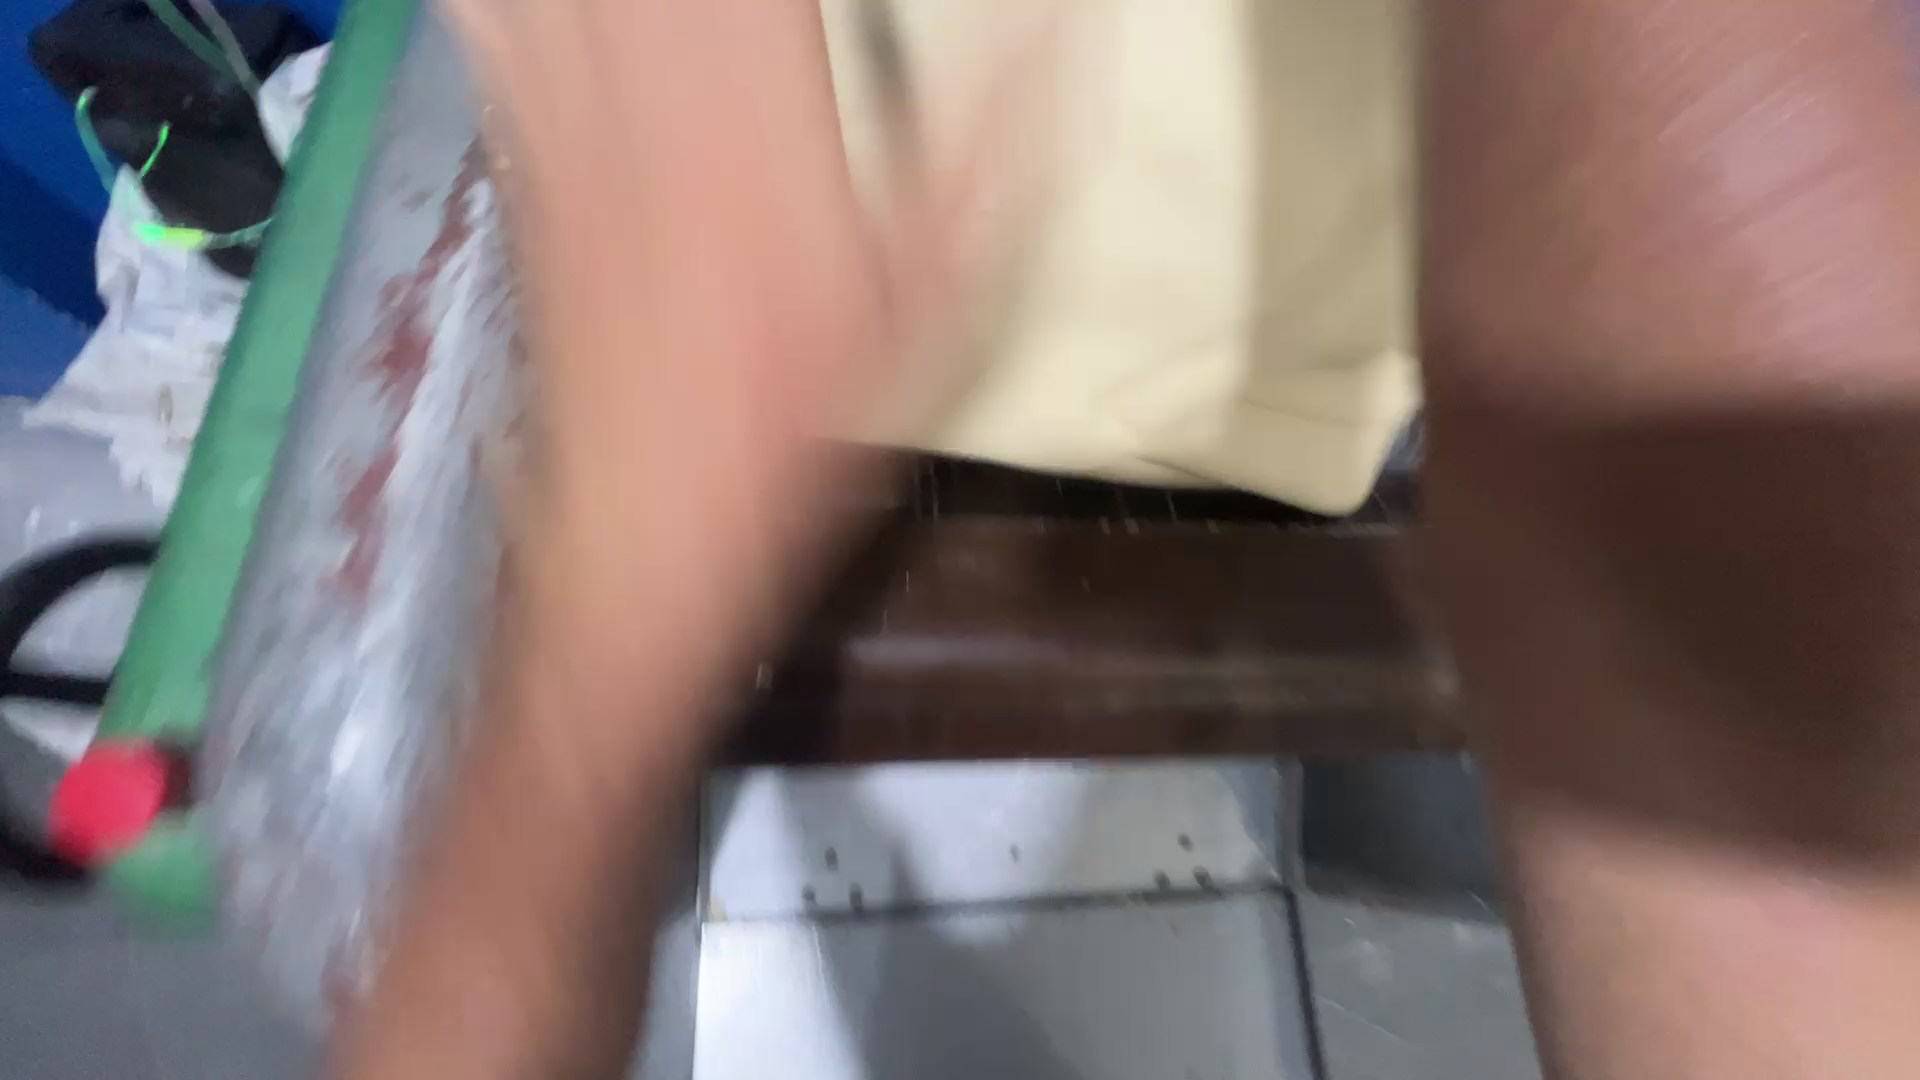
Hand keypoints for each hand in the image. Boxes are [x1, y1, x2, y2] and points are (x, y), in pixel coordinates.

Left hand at [443, 0, 1052, 692]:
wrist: (650, 533)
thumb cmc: (796, 437)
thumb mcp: (927, 317)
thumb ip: (991, 160)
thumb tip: (1060, 30)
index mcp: (775, 114)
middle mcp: (658, 87)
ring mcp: (573, 119)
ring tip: (694, 5)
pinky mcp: (527, 167)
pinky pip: (489, 18)